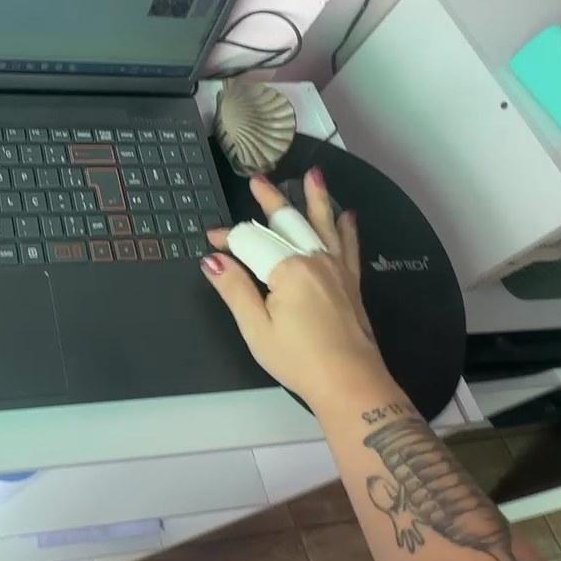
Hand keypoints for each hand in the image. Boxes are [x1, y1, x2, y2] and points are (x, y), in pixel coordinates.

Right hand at [199, 170, 389, 409]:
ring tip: (313, 175)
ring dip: (315, 198)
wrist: (351, 385)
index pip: (250, 242)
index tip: (209, 241)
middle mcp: (314, 260)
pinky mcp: (351, 282)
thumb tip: (211, 259)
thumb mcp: (256, 328)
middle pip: (287, 221)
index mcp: (287, 269)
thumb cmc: (299, 359)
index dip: (227, 239)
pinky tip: (347, 215)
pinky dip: (347, 228)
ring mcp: (336, 269)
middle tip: (257, 179)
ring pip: (323, 224)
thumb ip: (234, 289)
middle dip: (269, 199)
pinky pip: (349, 246)